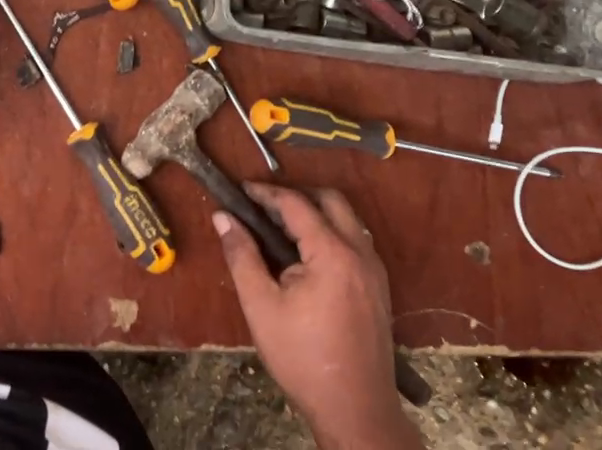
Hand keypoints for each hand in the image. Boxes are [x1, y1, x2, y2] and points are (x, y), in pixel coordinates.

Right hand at [215, 182, 418, 448]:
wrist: (355, 410)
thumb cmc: (301, 356)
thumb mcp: (260, 305)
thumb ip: (241, 255)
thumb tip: (222, 217)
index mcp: (332, 255)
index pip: (296, 204)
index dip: (266, 193)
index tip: (240, 191)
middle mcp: (360, 254)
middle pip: (331, 201)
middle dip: (296, 195)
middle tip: (262, 206)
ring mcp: (375, 272)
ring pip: (347, 221)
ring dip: (315, 213)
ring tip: (279, 228)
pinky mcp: (379, 290)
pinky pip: (355, 243)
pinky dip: (330, 233)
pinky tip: (305, 256)